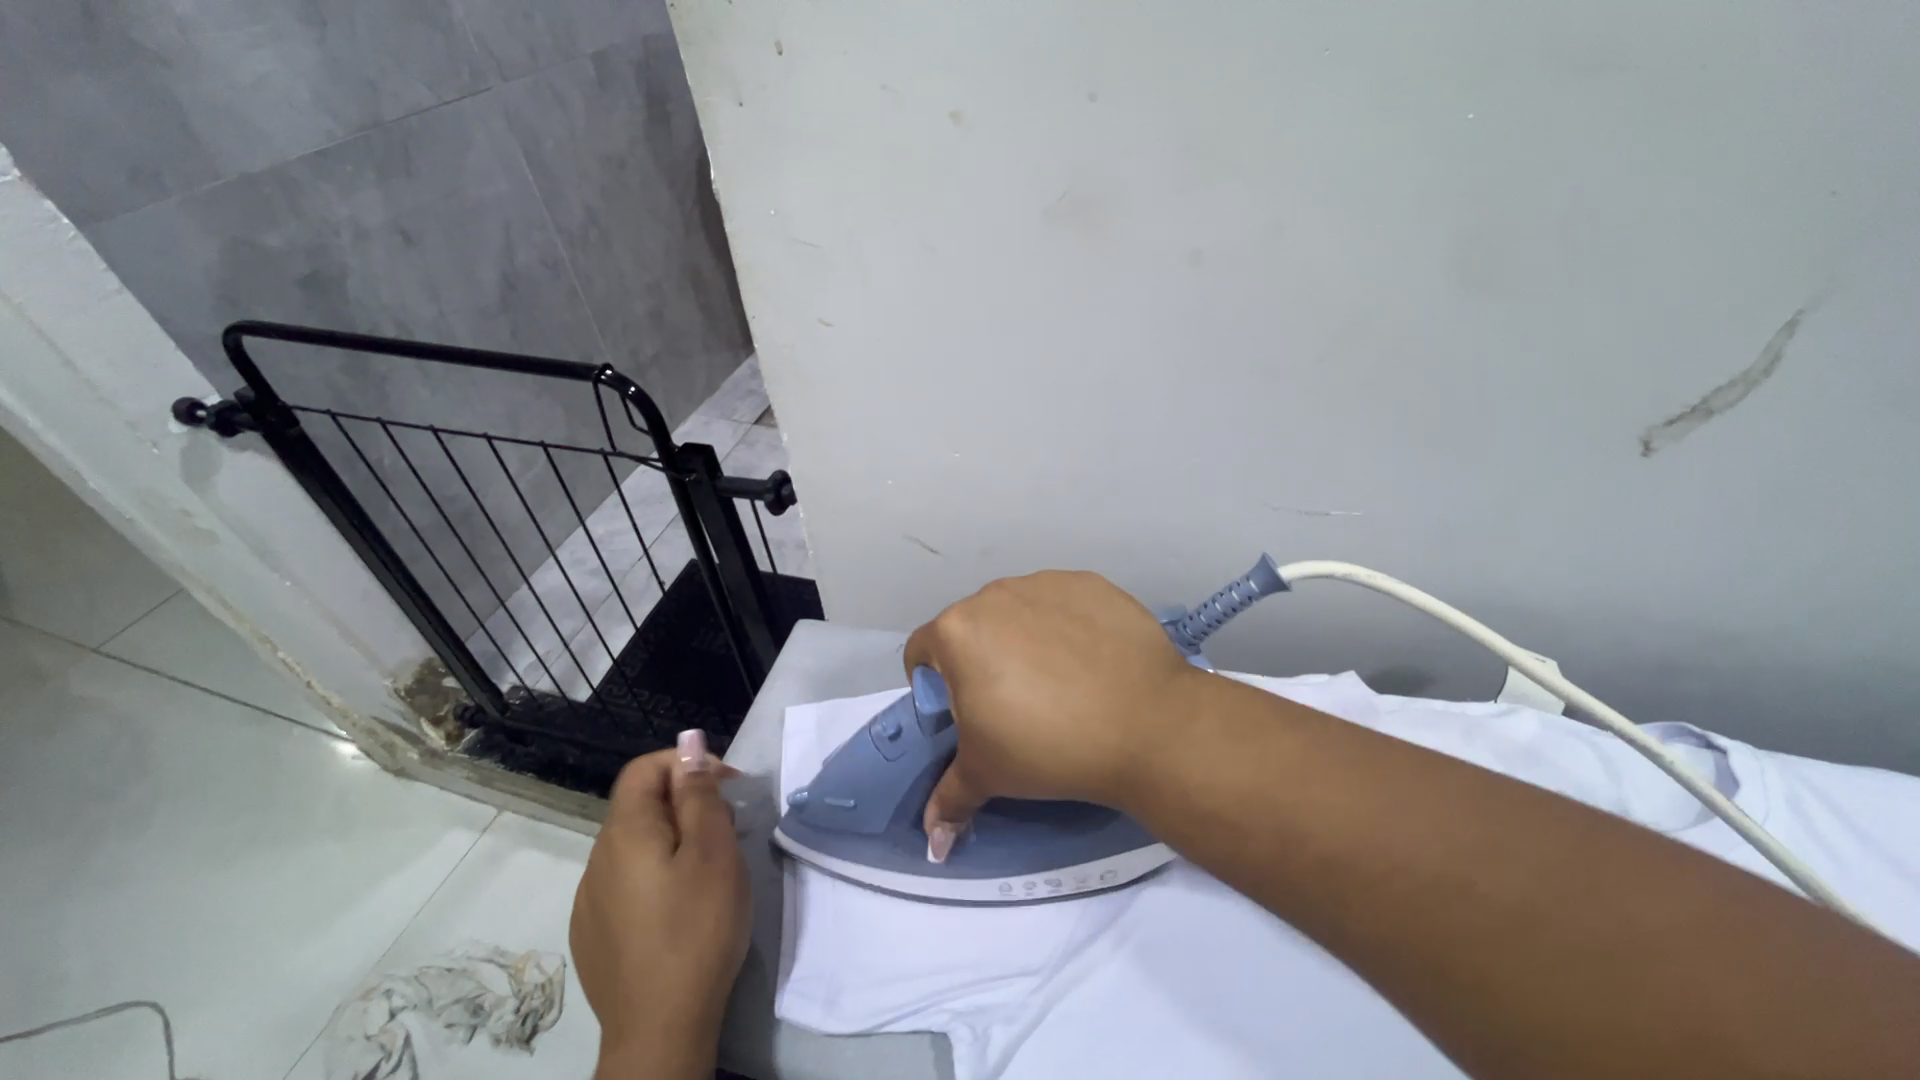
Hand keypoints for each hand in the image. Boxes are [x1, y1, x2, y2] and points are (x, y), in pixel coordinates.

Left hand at [571, 732, 748, 1079]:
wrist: (659, 1028)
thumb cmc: (697, 929)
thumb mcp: (714, 852)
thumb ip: (700, 794)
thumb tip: (690, 743)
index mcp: (624, 832)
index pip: (645, 768)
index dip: (688, 763)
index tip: (730, 788)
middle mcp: (597, 858)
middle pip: (641, 807)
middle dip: (687, 804)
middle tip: (730, 833)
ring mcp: (590, 899)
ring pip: (635, 847)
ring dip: (673, 841)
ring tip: (711, 874)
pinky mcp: (592, 933)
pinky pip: (626, 884)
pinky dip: (656, 877)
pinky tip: (680, 911)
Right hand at [904, 570, 1202, 858]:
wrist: (1148, 725)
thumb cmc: (1049, 747)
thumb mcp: (989, 776)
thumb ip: (950, 800)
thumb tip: (933, 846)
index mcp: (957, 632)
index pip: (922, 653)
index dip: (935, 687)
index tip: (966, 715)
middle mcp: (994, 596)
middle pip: (972, 629)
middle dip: (982, 662)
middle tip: (1013, 706)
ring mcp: (1046, 584)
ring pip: (1018, 614)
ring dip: (1024, 642)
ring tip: (1060, 686)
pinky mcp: (1091, 584)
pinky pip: (1064, 605)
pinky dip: (1068, 629)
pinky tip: (1093, 665)